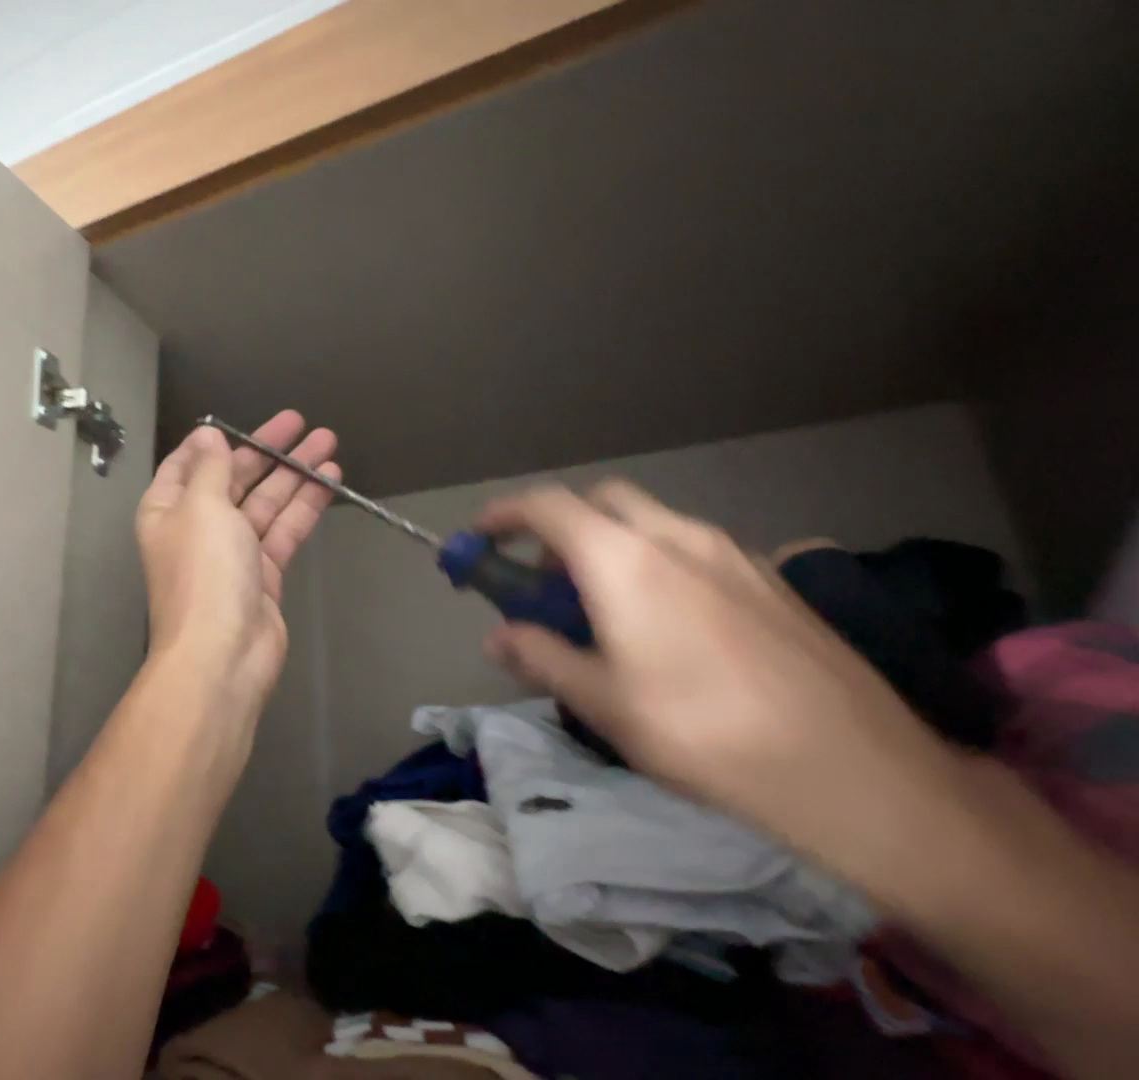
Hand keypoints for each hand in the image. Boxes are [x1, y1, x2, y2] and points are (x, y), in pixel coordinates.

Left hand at [135, 411, 337, 711]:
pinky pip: (283, 531)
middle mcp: (197, 528)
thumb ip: (210, 468)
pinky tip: (328, 481)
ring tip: (328, 443)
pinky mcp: (263, 575)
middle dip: (266, 451)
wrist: (221, 654)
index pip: (186, 465)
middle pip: (233, 480)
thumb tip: (208, 436)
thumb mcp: (202, 507)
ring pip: (264, 503)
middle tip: (303, 423)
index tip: (237, 421)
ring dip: (294, 474)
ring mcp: (231, 553)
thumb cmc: (203, 573)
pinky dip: (304, 507)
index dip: (211, 442)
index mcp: (167, 510)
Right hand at [475, 481, 964, 865]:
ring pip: (655, 525)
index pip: (548, 508)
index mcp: (624, 560)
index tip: (479, 539)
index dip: (503, 515)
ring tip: (607, 612)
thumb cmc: (701, 732)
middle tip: (547, 582)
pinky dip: (660, 565)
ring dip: (613, 547)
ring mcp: (735, 554)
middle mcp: (678, 538)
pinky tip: (672, 628)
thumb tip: (499, 637)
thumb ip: (541, 657)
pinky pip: (697, 551)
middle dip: (562, 527)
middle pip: (604, 502)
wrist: (852, 768)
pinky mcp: (775, 580)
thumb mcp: (602, 702)